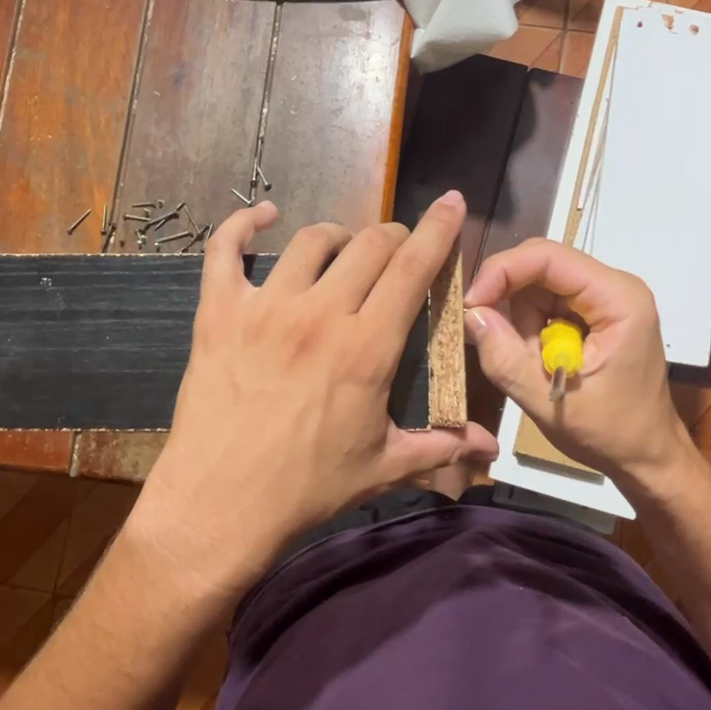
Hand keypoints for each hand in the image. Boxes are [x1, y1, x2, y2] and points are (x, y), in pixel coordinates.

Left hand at [133, 192, 497, 592]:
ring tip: (344, 247)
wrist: (220, 505)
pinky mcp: (219, 312)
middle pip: (368, 245)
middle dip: (394, 236)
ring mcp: (265, 307)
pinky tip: (265, 216)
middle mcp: (320, 314)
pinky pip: (226, 249)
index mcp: (367, 347)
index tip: (451, 204)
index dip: (438, 231)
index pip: (412, 269)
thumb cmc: (307, 489)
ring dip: (338, 235)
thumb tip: (492, 448)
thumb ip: (441, 446)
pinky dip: (245, 223)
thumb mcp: (383, 467)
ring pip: (310, 240)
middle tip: (398, 249)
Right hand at [464, 239, 690, 485]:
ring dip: (518, 318)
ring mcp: (605, 298)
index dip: (502, 272)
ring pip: (539, 284)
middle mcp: (614, 286)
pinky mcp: (594, 313)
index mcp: (618, 299)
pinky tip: (535, 359)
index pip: (549, 258)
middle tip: (482, 332)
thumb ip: (505, 358)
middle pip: (542, 265)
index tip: (470, 304)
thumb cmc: (610, 433)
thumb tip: (470, 316)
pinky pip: (547, 303)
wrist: (647, 457)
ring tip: (527, 362)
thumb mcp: (547, 401)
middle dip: (506, 295)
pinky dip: (528, 327)